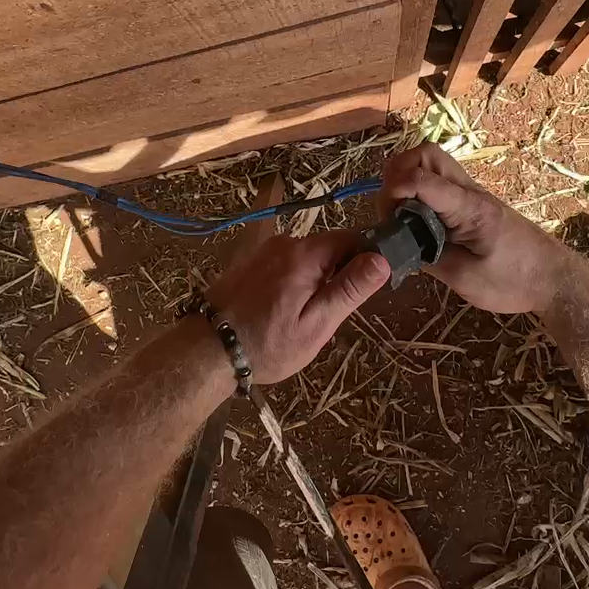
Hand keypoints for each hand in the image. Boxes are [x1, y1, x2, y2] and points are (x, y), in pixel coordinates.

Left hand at [205, 232, 390, 382]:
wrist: (206, 351)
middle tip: (330, 315)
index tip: (366, 290)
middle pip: (329, 247)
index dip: (366, 260)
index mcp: (305, 254)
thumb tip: (382, 259)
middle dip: (338, 275)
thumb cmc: (267, 344)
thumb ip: (349, 289)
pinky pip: (286, 264)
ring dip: (315, 281)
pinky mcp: (251, 262)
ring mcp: (264, 251)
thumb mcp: (316, 324)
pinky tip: (282, 311)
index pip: (352, 238)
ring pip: (307, 258)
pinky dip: (294, 282)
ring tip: (303, 319)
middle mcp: (285, 242)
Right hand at [377, 142, 588, 313]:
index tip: (386, 218)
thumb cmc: (515, 282)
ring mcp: (471, 193)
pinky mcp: (471, 201)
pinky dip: (418, 187)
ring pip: (432, 161)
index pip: (423, 179)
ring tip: (400, 212)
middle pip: (426, 153)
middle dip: (398, 172)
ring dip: (407, 176)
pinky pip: (438, 179)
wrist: (554, 278)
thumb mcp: (466, 279)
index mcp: (469, 208)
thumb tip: (399, 245)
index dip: (394, 191)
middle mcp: (469, 191)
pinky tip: (415, 218)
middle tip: (391, 208)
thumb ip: (428, 258)